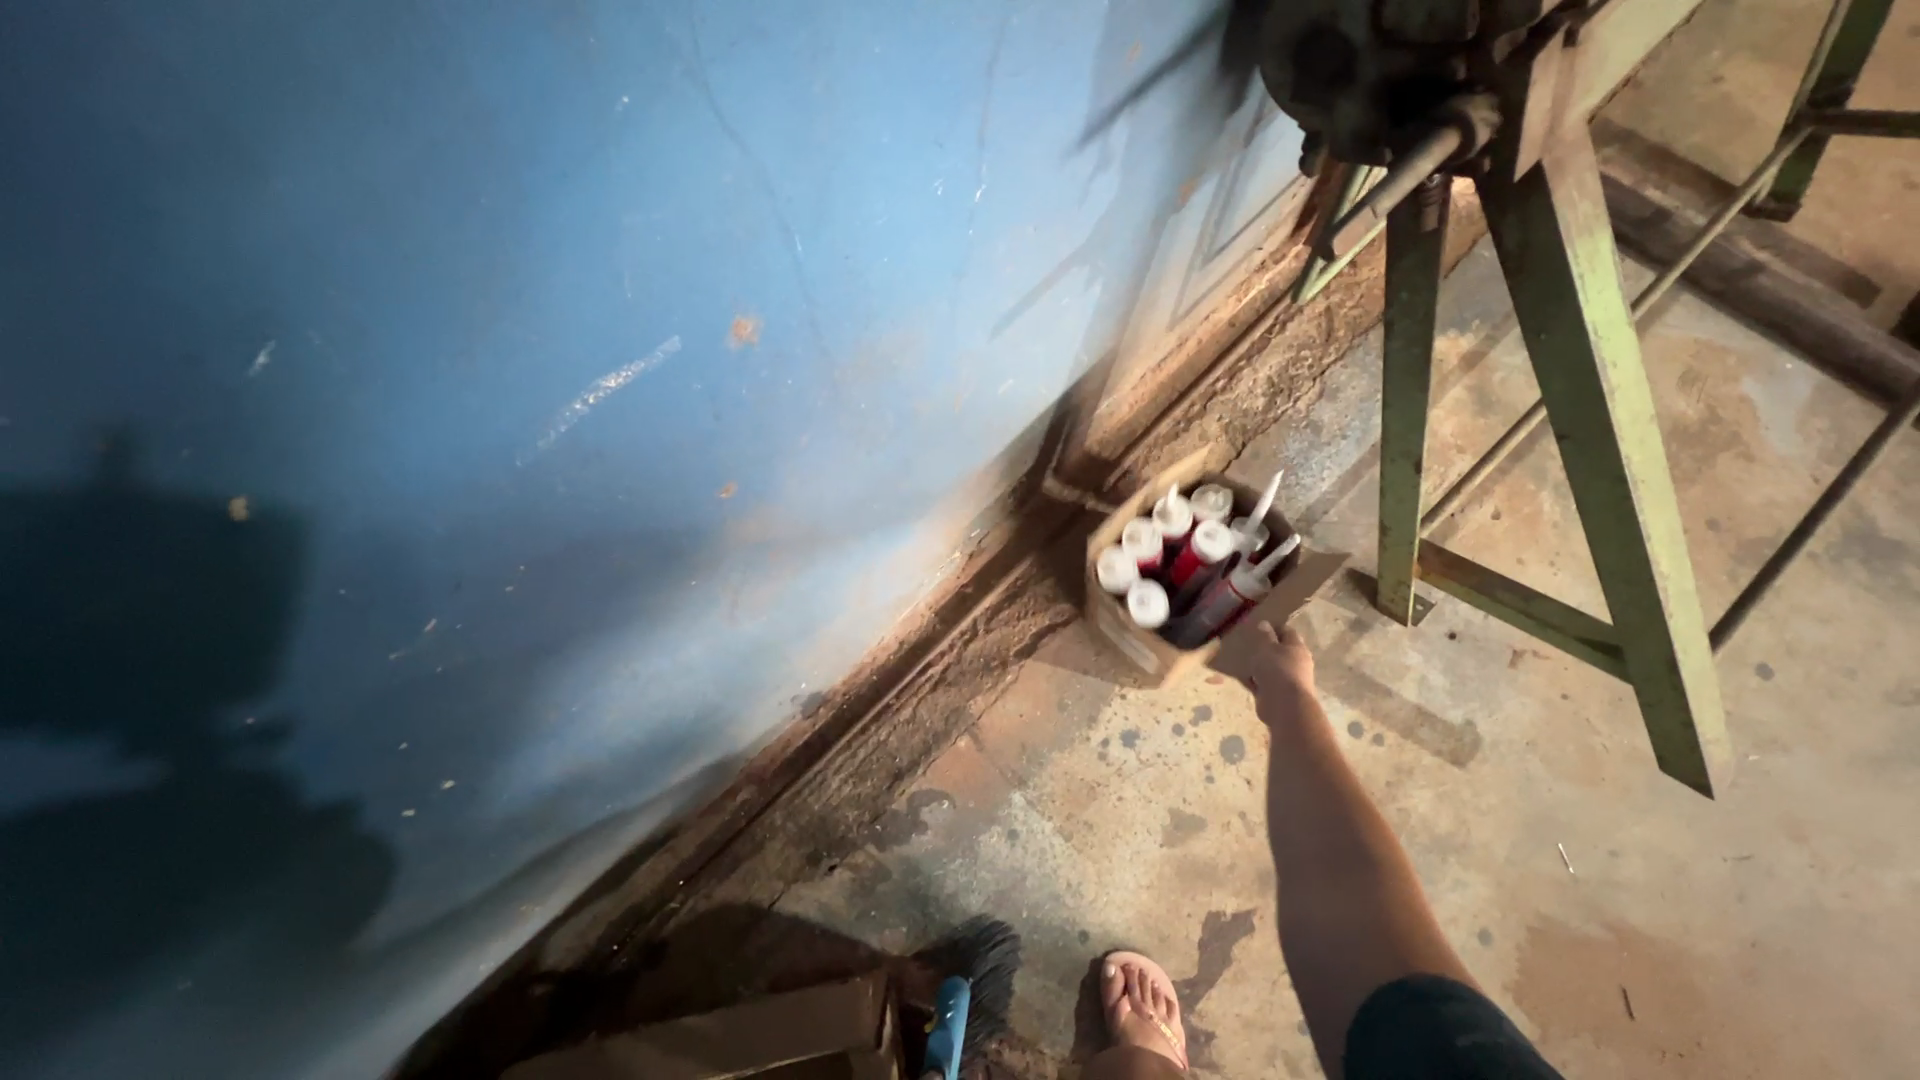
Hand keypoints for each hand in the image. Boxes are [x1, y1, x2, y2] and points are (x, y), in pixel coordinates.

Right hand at [1241, 619, 1313, 693]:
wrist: (1284, 705)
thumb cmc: (1277, 669)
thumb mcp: (1267, 648)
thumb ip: (1265, 636)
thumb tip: (1265, 623)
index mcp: (1297, 648)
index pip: (1287, 632)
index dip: (1274, 628)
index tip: (1259, 627)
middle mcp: (1296, 662)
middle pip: (1280, 651)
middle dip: (1266, 647)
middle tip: (1249, 643)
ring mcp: (1287, 679)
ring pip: (1272, 667)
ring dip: (1260, 665)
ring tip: (1243, 659)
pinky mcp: (1277, 693)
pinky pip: (1264, 682)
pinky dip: (1254, 680)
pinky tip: (1242, 677)